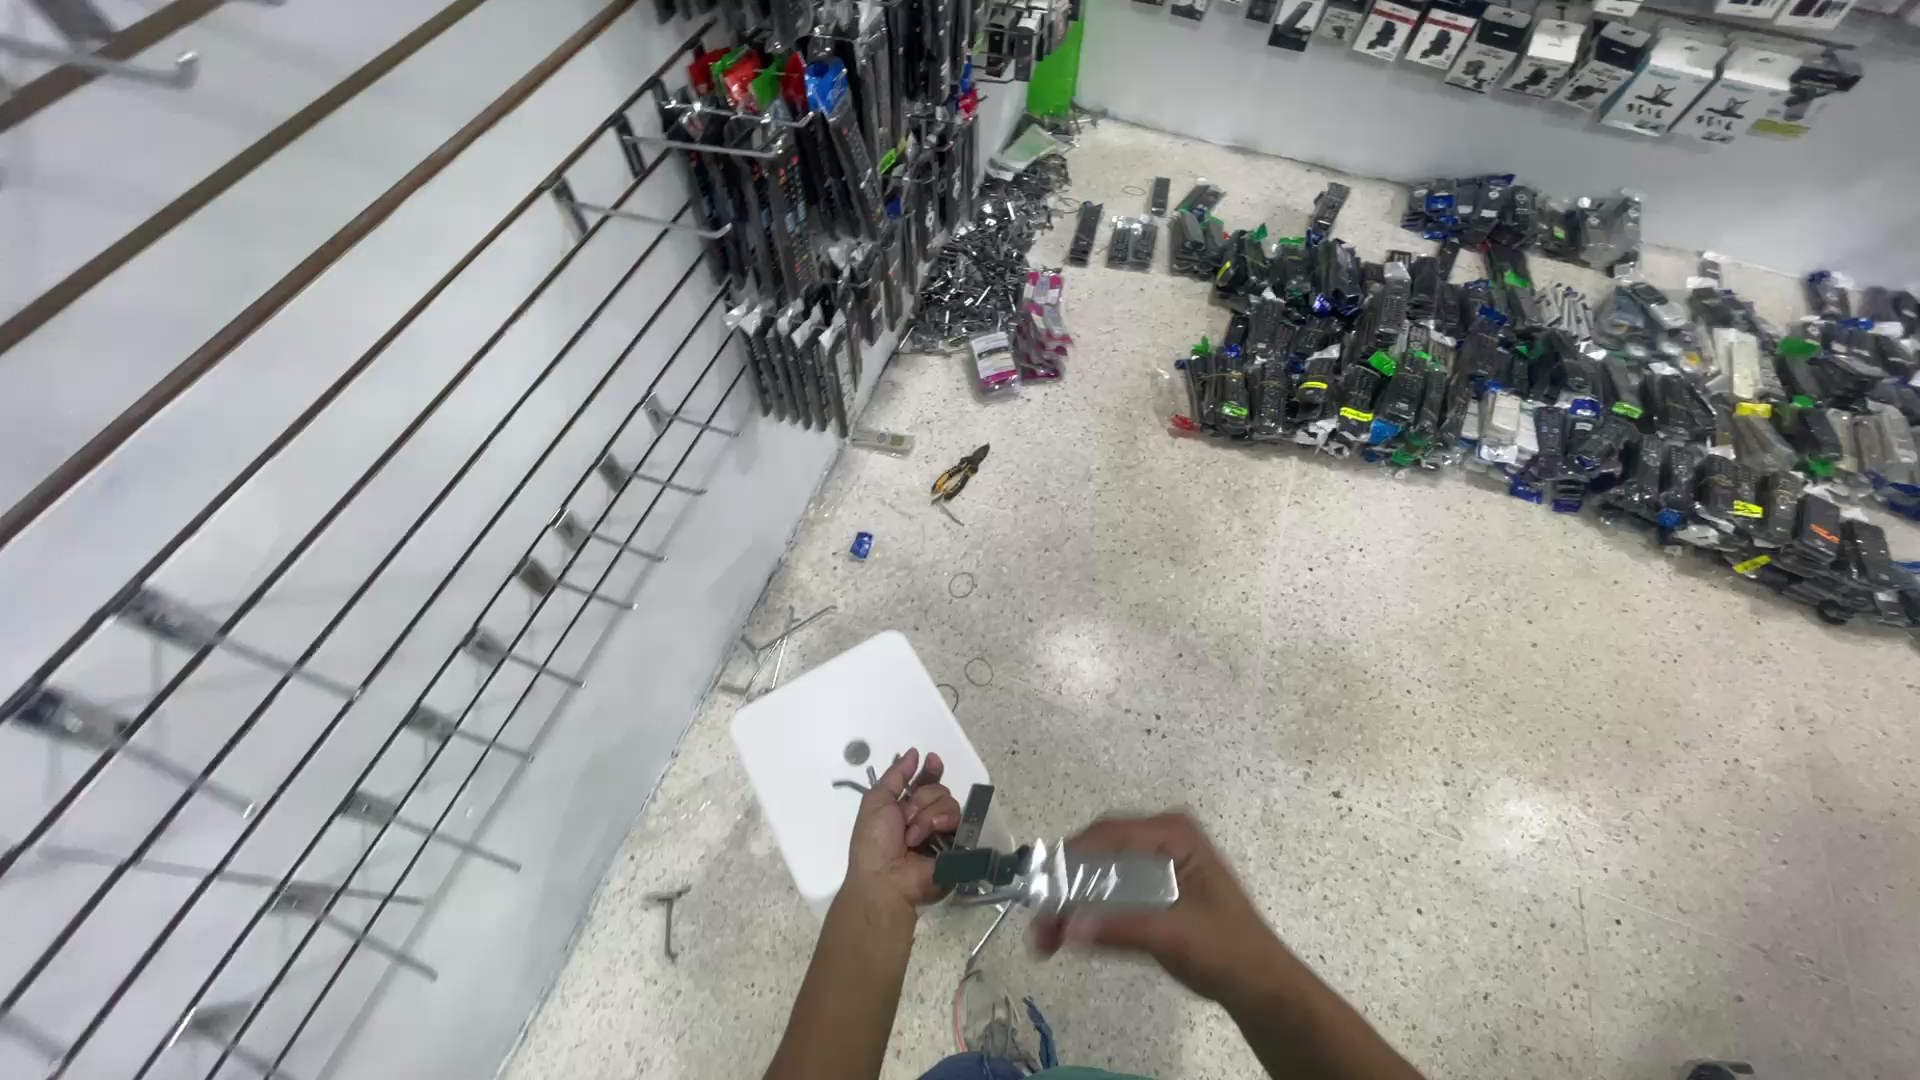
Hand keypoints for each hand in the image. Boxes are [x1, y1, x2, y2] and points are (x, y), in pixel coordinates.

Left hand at [843, 748, 962, 910]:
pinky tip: (927, 838)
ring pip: (949, 802)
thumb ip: (896, 775)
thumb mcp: (876, 801)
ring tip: (913, 835)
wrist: (884, 878)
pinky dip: (940, 824)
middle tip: (906, 816)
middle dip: (922, 798)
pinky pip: (959, 821)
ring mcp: (942, 831)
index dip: (931, 769)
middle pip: (939, 788)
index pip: (926, 781)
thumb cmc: (874, 841)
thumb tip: (914, 752)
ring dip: (928, 815)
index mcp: (905, 806)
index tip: (932, 761)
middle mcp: (926, 816)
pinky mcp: (956, 845)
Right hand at [1027, 812, 1285, 1007]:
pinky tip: (1067, 933)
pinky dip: (1086, 910)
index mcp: (1173, 833)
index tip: (1042, 884)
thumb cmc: (1227, 951)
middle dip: (1064, 884)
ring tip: (1044, 935)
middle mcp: (1160, 838)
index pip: (1110, 833)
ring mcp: (1155, 861)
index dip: (1072, 856)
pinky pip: (1109, 889)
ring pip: (1099, 871)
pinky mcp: (1150, 886)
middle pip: (1099, 850)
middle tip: (1038, 917)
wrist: (1259, 985)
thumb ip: (1121, 928)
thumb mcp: (1174, 937)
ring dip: (1070, 901)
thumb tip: (1067, 926)